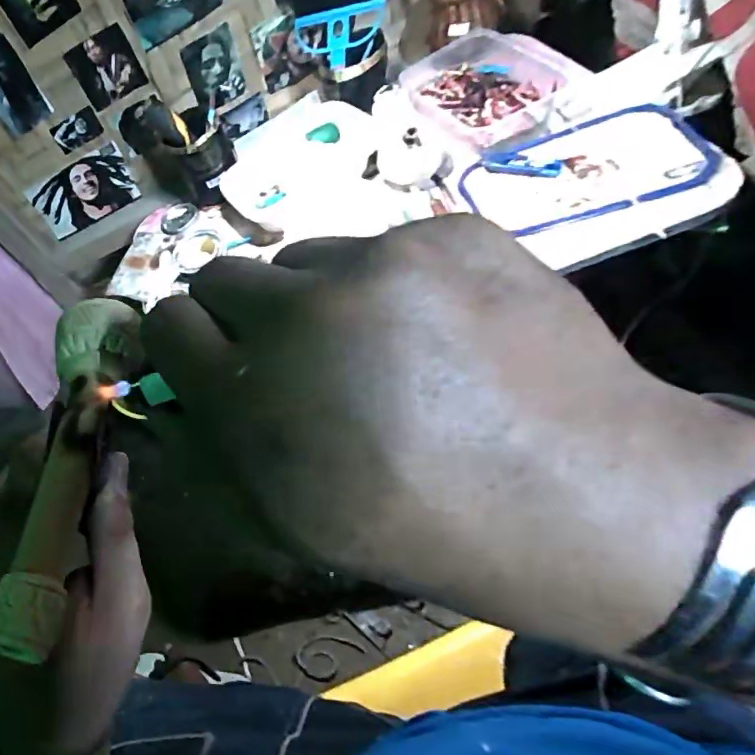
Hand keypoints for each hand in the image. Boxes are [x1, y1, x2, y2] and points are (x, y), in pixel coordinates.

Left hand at [0, 436, 150, 754]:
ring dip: (15, 483)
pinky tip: (19, 505)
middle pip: (3, 503)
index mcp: (28, 614)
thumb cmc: (93, 682)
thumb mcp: (125, 613)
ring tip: (46, 456)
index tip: (80, 401)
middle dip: (36, 454)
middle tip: (62, 412)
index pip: (43, 510)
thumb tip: (110, 465)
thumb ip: (114, 534)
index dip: (63, 452)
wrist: (28, 747)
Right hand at [141, 217, 754, 634]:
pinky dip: (384, 285)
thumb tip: (192, 378)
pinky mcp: (449, 232)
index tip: (206, 358)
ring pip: (298, 259)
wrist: (585, 500)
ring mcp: (381, 261)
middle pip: (218, 274)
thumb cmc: (412, 523)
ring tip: (372, 345)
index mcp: (249, 390)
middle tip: (285, 352)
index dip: (182, 342)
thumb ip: (222, 431)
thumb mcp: (283, 507)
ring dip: (310, 298)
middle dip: (235, 314)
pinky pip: (376, 247)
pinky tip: (434, 329)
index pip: (168, 321)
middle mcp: (301, 311)